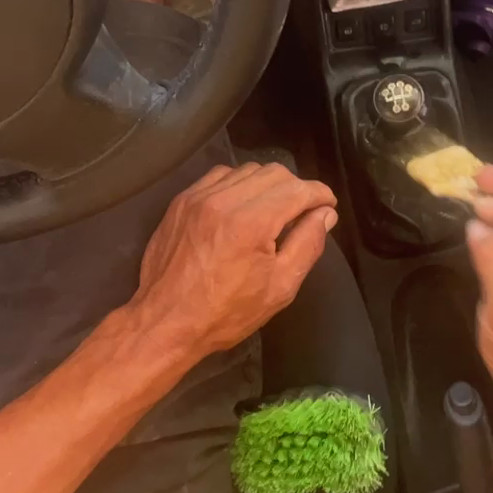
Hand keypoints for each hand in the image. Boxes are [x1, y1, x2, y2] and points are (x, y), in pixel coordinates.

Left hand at [131, 162, 338, 358]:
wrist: (164, 322)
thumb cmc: (226, 312)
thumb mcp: (279, 287)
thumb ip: (307, 244)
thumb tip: (325, 214)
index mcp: (252, 221)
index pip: (297, 189)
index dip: (320, 194)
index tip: (328, 206)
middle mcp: (225, 198)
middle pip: (275, 172)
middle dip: (296, 188)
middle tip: (303, 212)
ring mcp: (200, 195)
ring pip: (248, 169)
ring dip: (268, 184)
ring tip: (273, 209)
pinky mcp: (183, 199)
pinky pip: (221, 175)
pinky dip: (239, 183)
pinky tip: (242, 206)